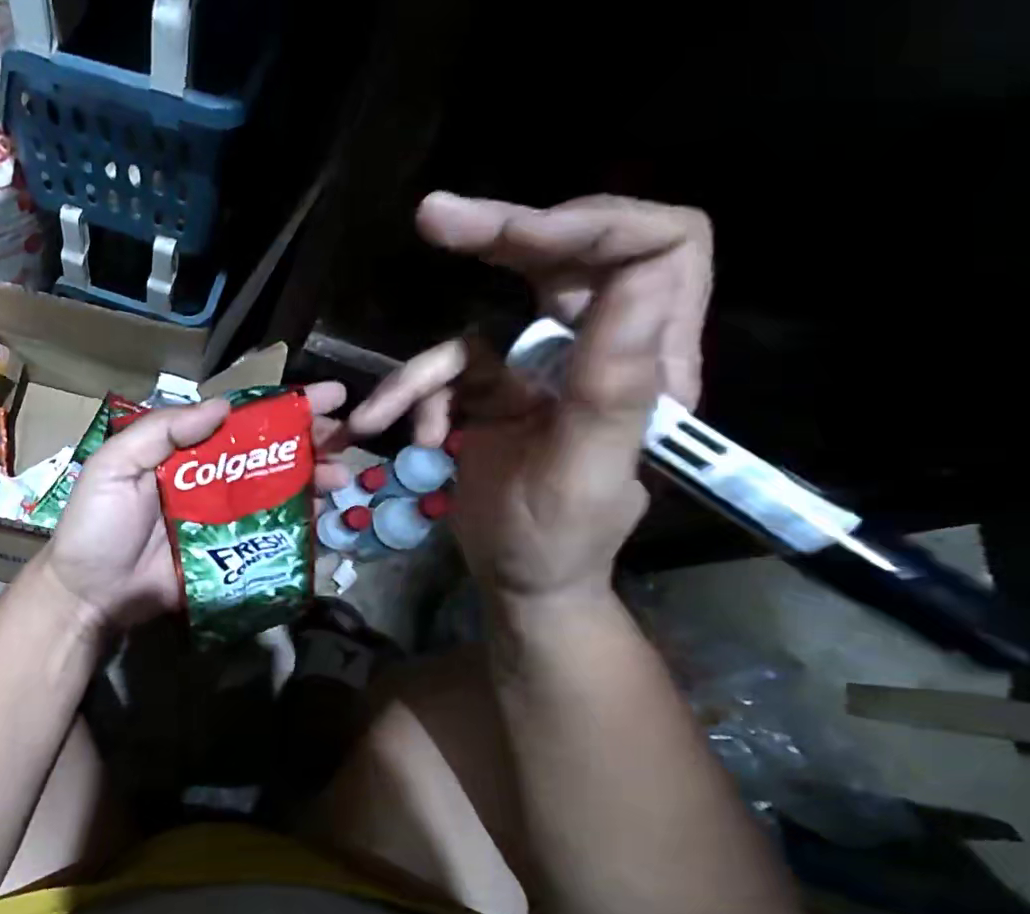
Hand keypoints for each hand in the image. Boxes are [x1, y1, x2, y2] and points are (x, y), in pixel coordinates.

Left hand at [44, 383, 347, 630]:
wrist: (89, 594)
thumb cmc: (96, 525)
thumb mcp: (114, 467)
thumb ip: (162, 431)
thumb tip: (224, 407)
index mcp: (182, 454)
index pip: (238, 423)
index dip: (282, 408)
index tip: (328, 396)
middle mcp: (207, 482)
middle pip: (266, 456)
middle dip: (310, 443)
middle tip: (349, 436)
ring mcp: (221, 521)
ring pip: (275, 493)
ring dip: (312, 481)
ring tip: (342, 476)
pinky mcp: (228, 558)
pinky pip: (268, 538)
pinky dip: (299, 528)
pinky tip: (325, 518)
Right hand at [346, 192, 713, 599]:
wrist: (519, 581)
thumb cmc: (559, 539)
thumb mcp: (585, 469)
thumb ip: (612, 382)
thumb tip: (644, 273)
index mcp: (646, 361)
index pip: (655, 249)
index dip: (593, 226)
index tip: (512, 234)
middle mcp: (598, 349)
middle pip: (567, 256)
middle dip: (499, 236)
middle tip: (435, 217)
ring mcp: (538, 369)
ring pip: (483, 319)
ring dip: (419, 369)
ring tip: (375, 416)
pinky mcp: (490, 392)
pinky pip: (442, 373)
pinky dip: (409, 404)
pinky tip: (394, 442)